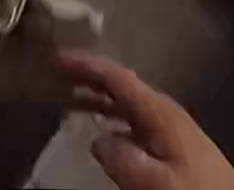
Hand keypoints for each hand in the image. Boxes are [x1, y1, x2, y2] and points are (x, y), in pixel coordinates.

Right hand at [61, 51, 233, 189]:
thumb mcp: (159, 185)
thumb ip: (124, 160)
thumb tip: (96, 139)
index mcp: (159, 111)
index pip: (116, 76)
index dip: (86, 64)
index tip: (58, 57)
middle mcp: (164, 112)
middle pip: (120, 85)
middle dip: (89, 78)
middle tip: (57, 75)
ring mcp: (171, 130)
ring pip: (127, 105)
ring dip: (98, 100)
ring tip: (71, 101)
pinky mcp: (176, 150)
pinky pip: (134, 123)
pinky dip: (112, 120)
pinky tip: (103, 135)